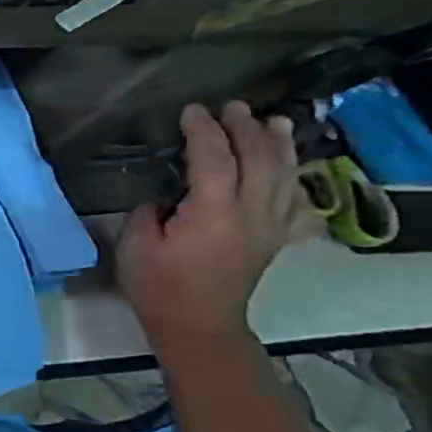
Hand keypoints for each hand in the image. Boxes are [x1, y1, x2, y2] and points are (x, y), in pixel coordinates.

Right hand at [118, 102, 303, 342]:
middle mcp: (251, 213)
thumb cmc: (158, 286)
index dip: (203, 130)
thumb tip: (169, 198)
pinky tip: (291, 169)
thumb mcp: (135, 245)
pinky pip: (296, 202)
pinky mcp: (275, 239)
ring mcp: (270, 226)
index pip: (214, 157)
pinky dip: (295, 180)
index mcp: (213, 212)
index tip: (191, 110)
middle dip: (245, 128)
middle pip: (258, 158)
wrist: (198, 325)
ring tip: (274, 121)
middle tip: (233, 106)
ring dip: (280, 145)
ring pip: (285, 175)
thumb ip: (151, 211)